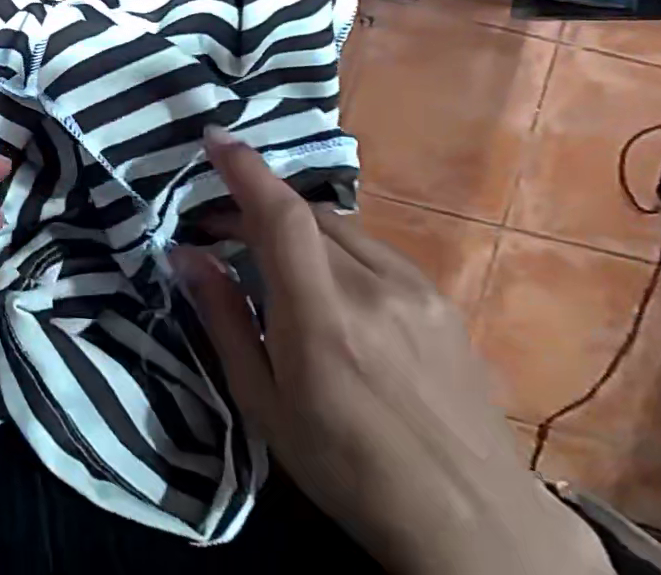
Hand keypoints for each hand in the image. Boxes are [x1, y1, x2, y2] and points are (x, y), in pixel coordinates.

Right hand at [172, 129, 610, 574]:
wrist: (473, 521)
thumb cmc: (347, 469)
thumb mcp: (264, 406)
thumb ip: (224, 319)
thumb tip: (187, 255)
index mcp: (323, 319)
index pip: (281, 217)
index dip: (245, 169)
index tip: (215, 139)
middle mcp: (373, 287)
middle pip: (304, 214)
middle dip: (255, 205)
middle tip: (218, 227)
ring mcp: (416, 287)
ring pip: (338, 227)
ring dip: (295, 226)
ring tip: (268, 254)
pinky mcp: (439, 297)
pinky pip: (372, 249)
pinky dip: (335, 246)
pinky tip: (328, 283)